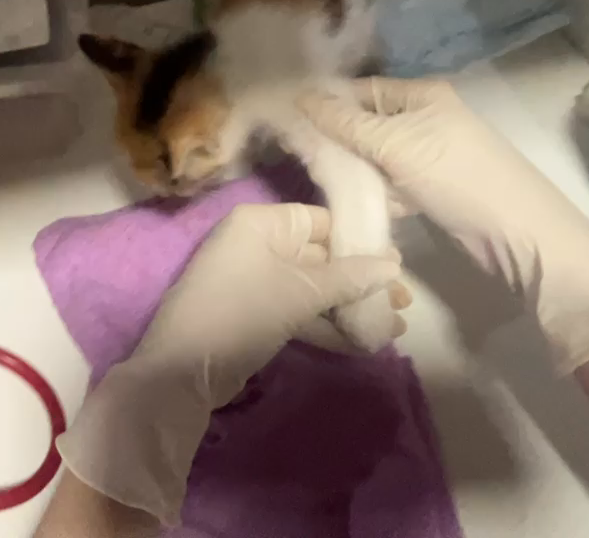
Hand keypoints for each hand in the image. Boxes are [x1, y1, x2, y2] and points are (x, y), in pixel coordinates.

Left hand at [55, 203, 407, 523]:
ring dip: (350, 307)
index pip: (319, 221)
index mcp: (261, 223)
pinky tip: (366, 342)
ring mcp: (256, 280)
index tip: (397, 265)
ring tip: (396, 326)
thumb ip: (349, 277)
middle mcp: (258, 243)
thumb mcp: (300, 292)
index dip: (358, 241)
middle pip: (319, 256)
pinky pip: (300, 311)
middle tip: (403, 302)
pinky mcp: (257, 314)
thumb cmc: (243, 310)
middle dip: (361, 280)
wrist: (185, 367)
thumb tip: (394, 263)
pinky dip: (328, 324)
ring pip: (312, 287)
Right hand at [301, 78, 588, 372]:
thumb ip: (343, 123)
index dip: (327, 104)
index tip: (292, 123)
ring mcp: (430, 152)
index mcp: (421, 94)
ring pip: (376, 155)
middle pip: (366, 123)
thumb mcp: (393, 144)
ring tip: (338, 185)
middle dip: (340, 142)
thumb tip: (299, 96)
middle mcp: (425, 117)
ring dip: (358, 171)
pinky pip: (392, 180)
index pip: (360, 90)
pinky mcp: (433, 185)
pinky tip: (373, 205)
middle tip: (309, 159)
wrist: (519, 236)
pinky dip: (379, 191)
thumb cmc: (455, 176)